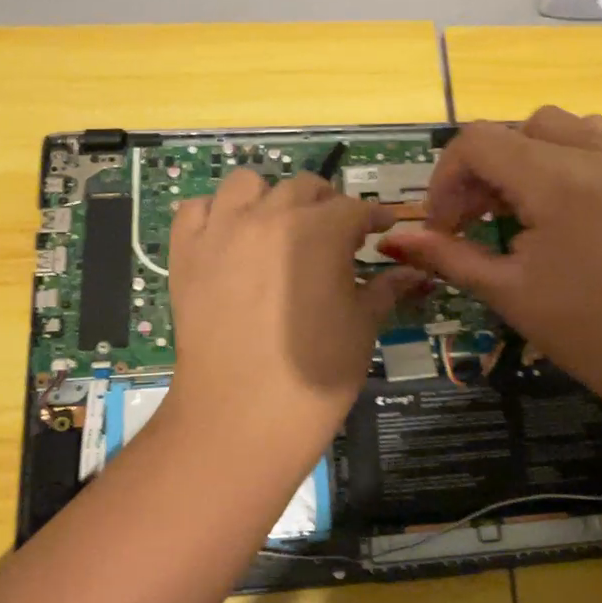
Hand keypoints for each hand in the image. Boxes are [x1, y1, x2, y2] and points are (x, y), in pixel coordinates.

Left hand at [164, 170, 425, 449]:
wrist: (241, 417)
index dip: (373, 218)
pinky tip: (230, 240)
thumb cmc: (315, 375)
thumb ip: (385, 289)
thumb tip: (415, 273)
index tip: (381, 230)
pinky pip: (196, 210)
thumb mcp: (361, 328)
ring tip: (279, 229)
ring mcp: (221, 231)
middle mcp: (268, 216)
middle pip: (303, 189)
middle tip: (335, 237)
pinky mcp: (185, 254)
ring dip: (269, 198)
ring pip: (247, 184)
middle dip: (326, 206)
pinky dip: (215, 215)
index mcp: (320, 231)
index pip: (355, 208)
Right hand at [378, 106, 601, 408]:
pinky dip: (560, 154)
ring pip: (552, 126)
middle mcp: (588, 156)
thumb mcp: (506, 291)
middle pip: (510, 130)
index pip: (477, 142)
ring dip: (519, 156)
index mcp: (553, 180)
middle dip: (478, 171)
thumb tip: (395, 240)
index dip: (445, 180)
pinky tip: (554, 200)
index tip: (443, 229)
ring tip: (512, 207)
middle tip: (470, 224)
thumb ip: (449, 255)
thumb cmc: (583, 329)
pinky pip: (591, 139)